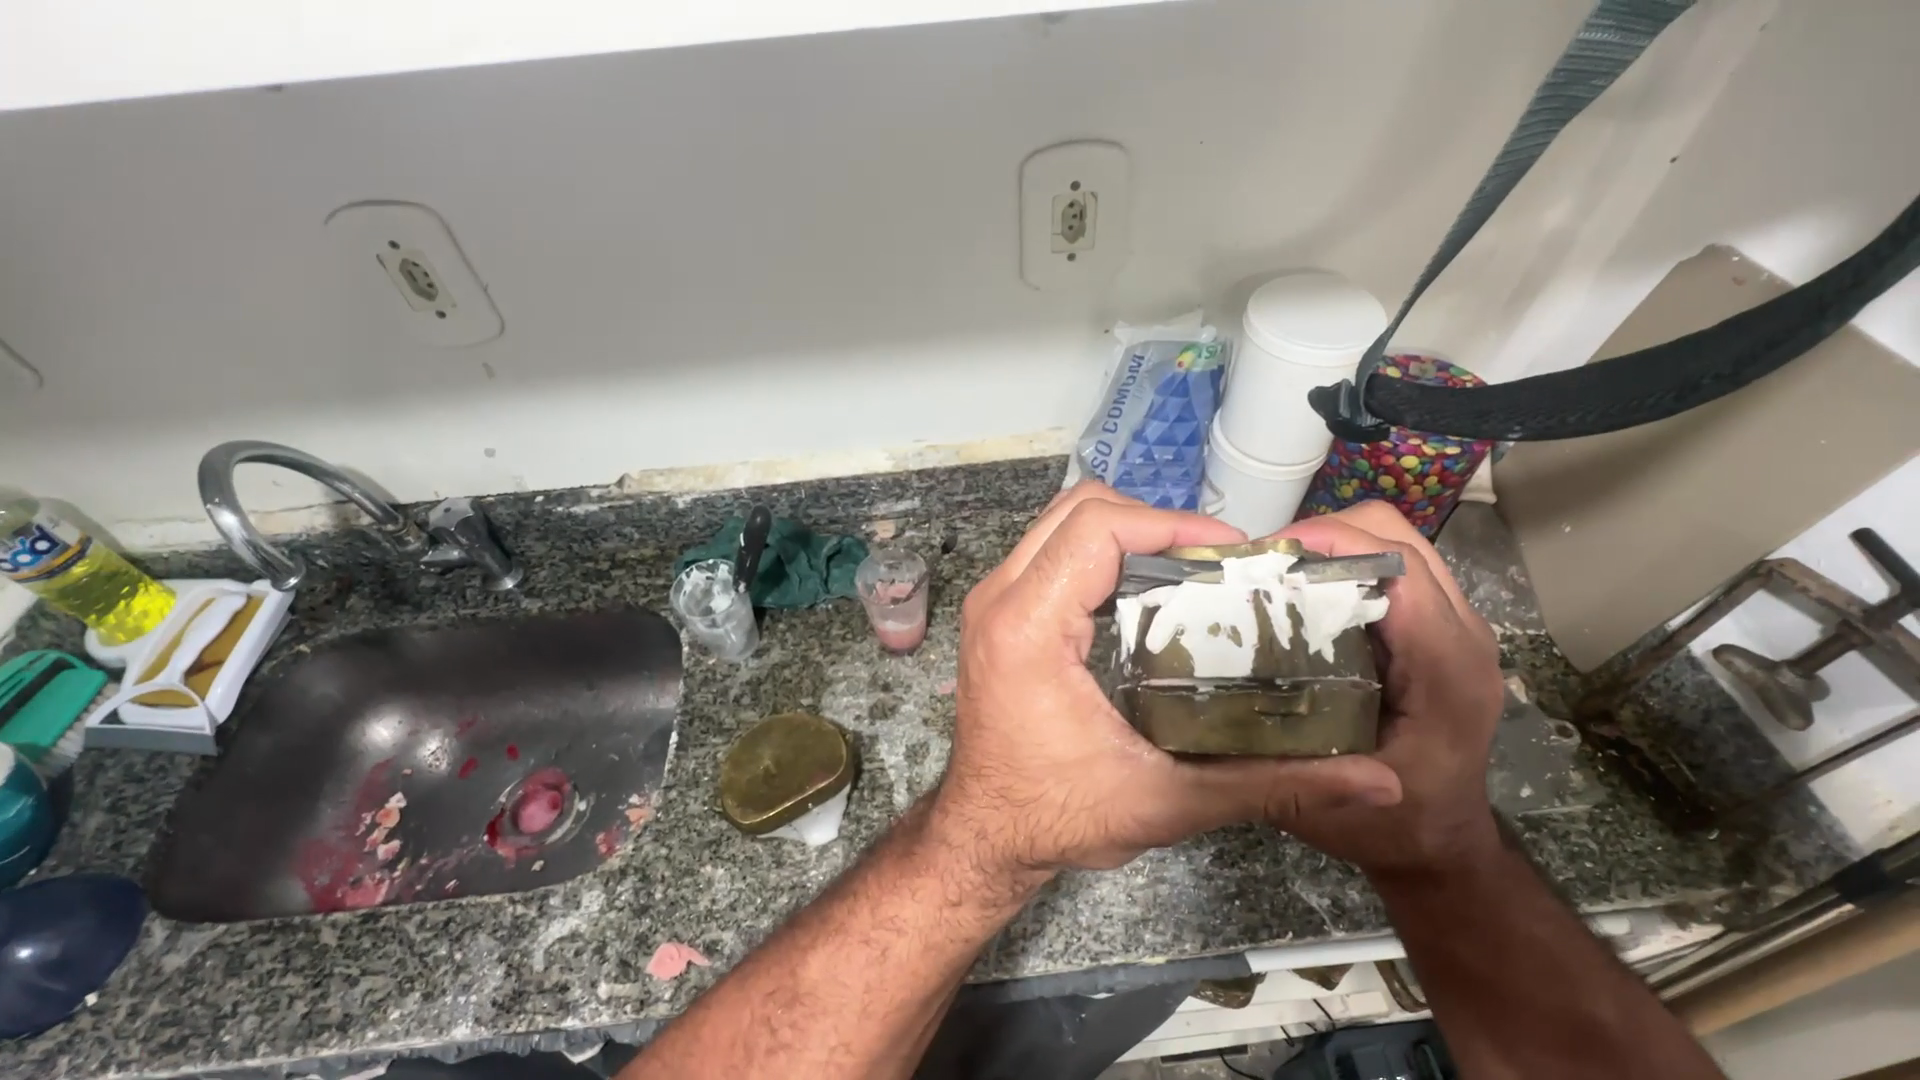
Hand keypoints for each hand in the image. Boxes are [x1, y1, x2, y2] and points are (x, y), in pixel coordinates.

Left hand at [930, 483, 1400, 878]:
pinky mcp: (997, 615)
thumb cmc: (1056, 817)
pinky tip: (1148, 593)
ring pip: (1061, 523)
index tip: (1228, 552)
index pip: (1094, 529)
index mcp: (1027, 628)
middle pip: (1077, 509)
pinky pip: (1051, 552)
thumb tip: (1377, 783)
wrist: (984, 834)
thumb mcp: (1166, 802)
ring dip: (1128, 533)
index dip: (1169, 524)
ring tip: (1190, 571)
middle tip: (1215, 561)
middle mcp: (1000, 600)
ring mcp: (992, 603)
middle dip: (1155, 520)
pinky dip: (1101, 554)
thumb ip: (1269, 782)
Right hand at [1271, 501, 1505, 876]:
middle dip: (1326, 532)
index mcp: (1445, 671)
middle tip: (1263, 563)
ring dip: (1336, 544)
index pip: (1398, 568)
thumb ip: (1280, 750)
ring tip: (1279, 571)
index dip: (1330, 542)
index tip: (1261, 553)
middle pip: (1401, 537)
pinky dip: (1347, 563)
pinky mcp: (1441, 630)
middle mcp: (1462, 636)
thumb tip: (1224, 699)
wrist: (1442, 843)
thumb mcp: (1322, 801)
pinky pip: (1396, 567)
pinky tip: (1305, 593)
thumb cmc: (1388, 825)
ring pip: (1399, 543)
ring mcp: (1457, 629)